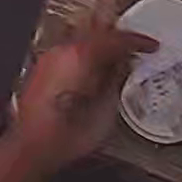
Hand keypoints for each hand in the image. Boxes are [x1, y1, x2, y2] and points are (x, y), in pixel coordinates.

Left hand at [11, 26, 156, 171]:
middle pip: (97, 33)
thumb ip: (116, 80)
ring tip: (116, 59)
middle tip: (136, 47)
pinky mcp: (41, 69)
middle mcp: (64, 50)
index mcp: (83, 55)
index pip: (116, 39)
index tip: (150, 45)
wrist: (31, 148)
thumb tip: (122, 66)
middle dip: (118, 39)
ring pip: (81, 41)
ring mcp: (50, 58)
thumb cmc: (67, 134)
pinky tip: (92, 70)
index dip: (137, 41)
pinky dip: (84, 56)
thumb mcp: (106, 110)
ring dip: (100, 47)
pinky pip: (69, 52)